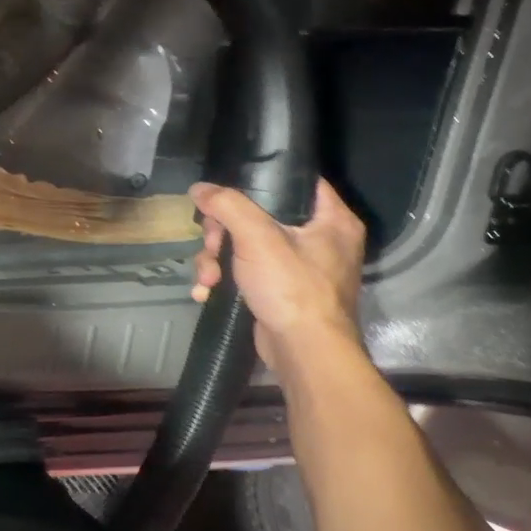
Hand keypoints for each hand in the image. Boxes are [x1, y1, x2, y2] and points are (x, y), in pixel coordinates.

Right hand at [189, 179, 366, 368]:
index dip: (261, 181)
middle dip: (223, 233)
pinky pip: (244, 270)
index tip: (227, 191)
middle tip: (212, 245)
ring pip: (243, 245)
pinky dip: (223, 278)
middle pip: (257, 216)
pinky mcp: (279, 288)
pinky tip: (207, 290)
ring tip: (208, 278)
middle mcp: (319, 239)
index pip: (298, 182)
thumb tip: (199, 187)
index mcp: (331, 220)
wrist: (303, 349)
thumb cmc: (292, 288)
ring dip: (215, 260)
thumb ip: (228, 206)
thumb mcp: (257, 238)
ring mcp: (298, 266)